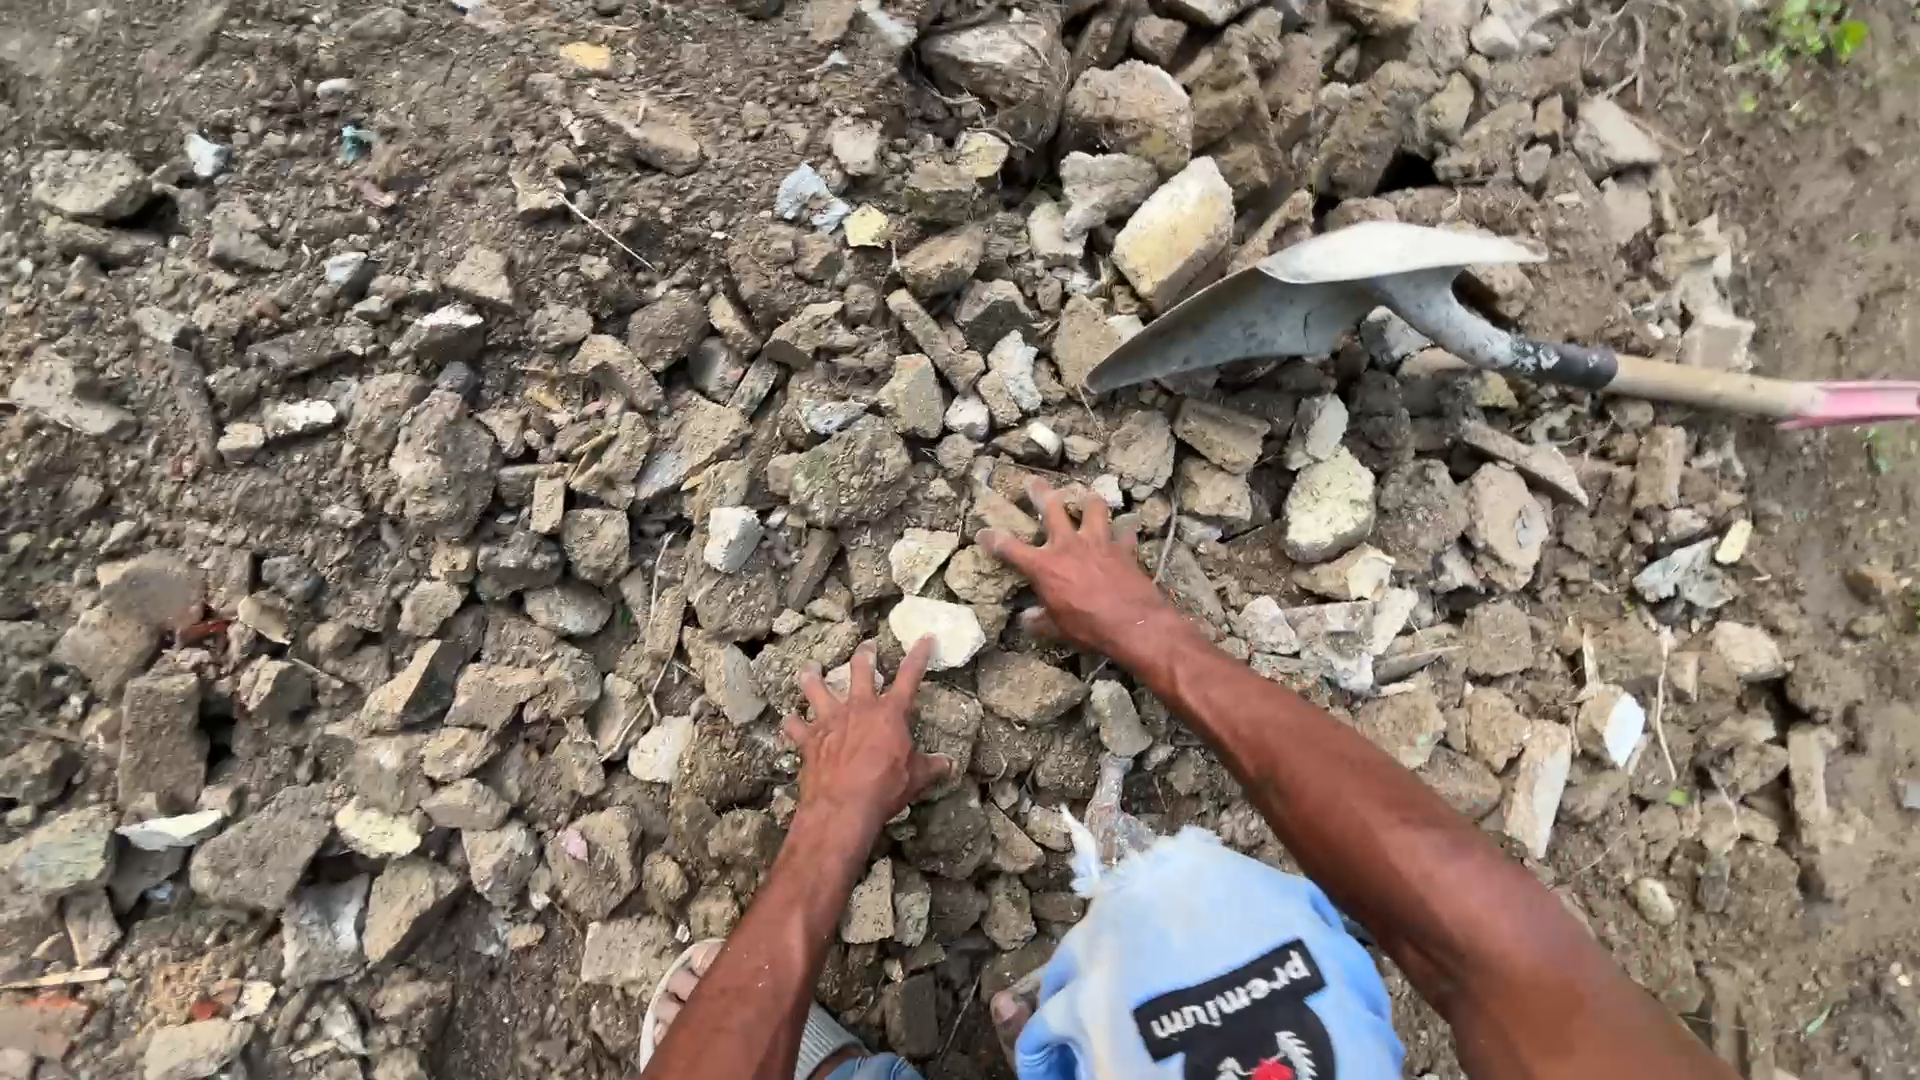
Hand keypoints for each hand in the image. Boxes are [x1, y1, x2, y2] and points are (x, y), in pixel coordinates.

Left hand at [784, 638, 952, 833]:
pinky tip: (788, 720)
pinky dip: (792, 723)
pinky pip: (795, 726)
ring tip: (810, 668)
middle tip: (865, 646)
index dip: (919, 655)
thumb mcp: (915, 778)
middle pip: (860, 671)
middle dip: (864, 655)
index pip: (910, 676)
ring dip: (813, 677)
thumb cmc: (884, 788)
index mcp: (890, 713)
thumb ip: (930, 766)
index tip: (924, 637)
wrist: (842, 807)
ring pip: (817, 688)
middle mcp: (859, 708)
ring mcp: (830, 720)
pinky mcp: (809, 739)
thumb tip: (948, 763)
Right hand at [977, 478, 1183, 663]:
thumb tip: (1026, 620)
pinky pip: (1125, 532)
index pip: (1009, 548)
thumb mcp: (1056, 629)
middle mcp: (1068, 546)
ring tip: (1086, 495)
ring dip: (1089, 499)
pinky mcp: (1123, 548)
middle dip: (1040, 492)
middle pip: (1050, 508)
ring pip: (1093, 507)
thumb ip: (1039, 622)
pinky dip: (1125, 531)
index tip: (983, 533)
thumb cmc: (1088, 628)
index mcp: (1044, 566)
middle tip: (1033, 482)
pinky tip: (1126, 530)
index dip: (993, 539)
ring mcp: (1098, 542)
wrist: (1133, 624)